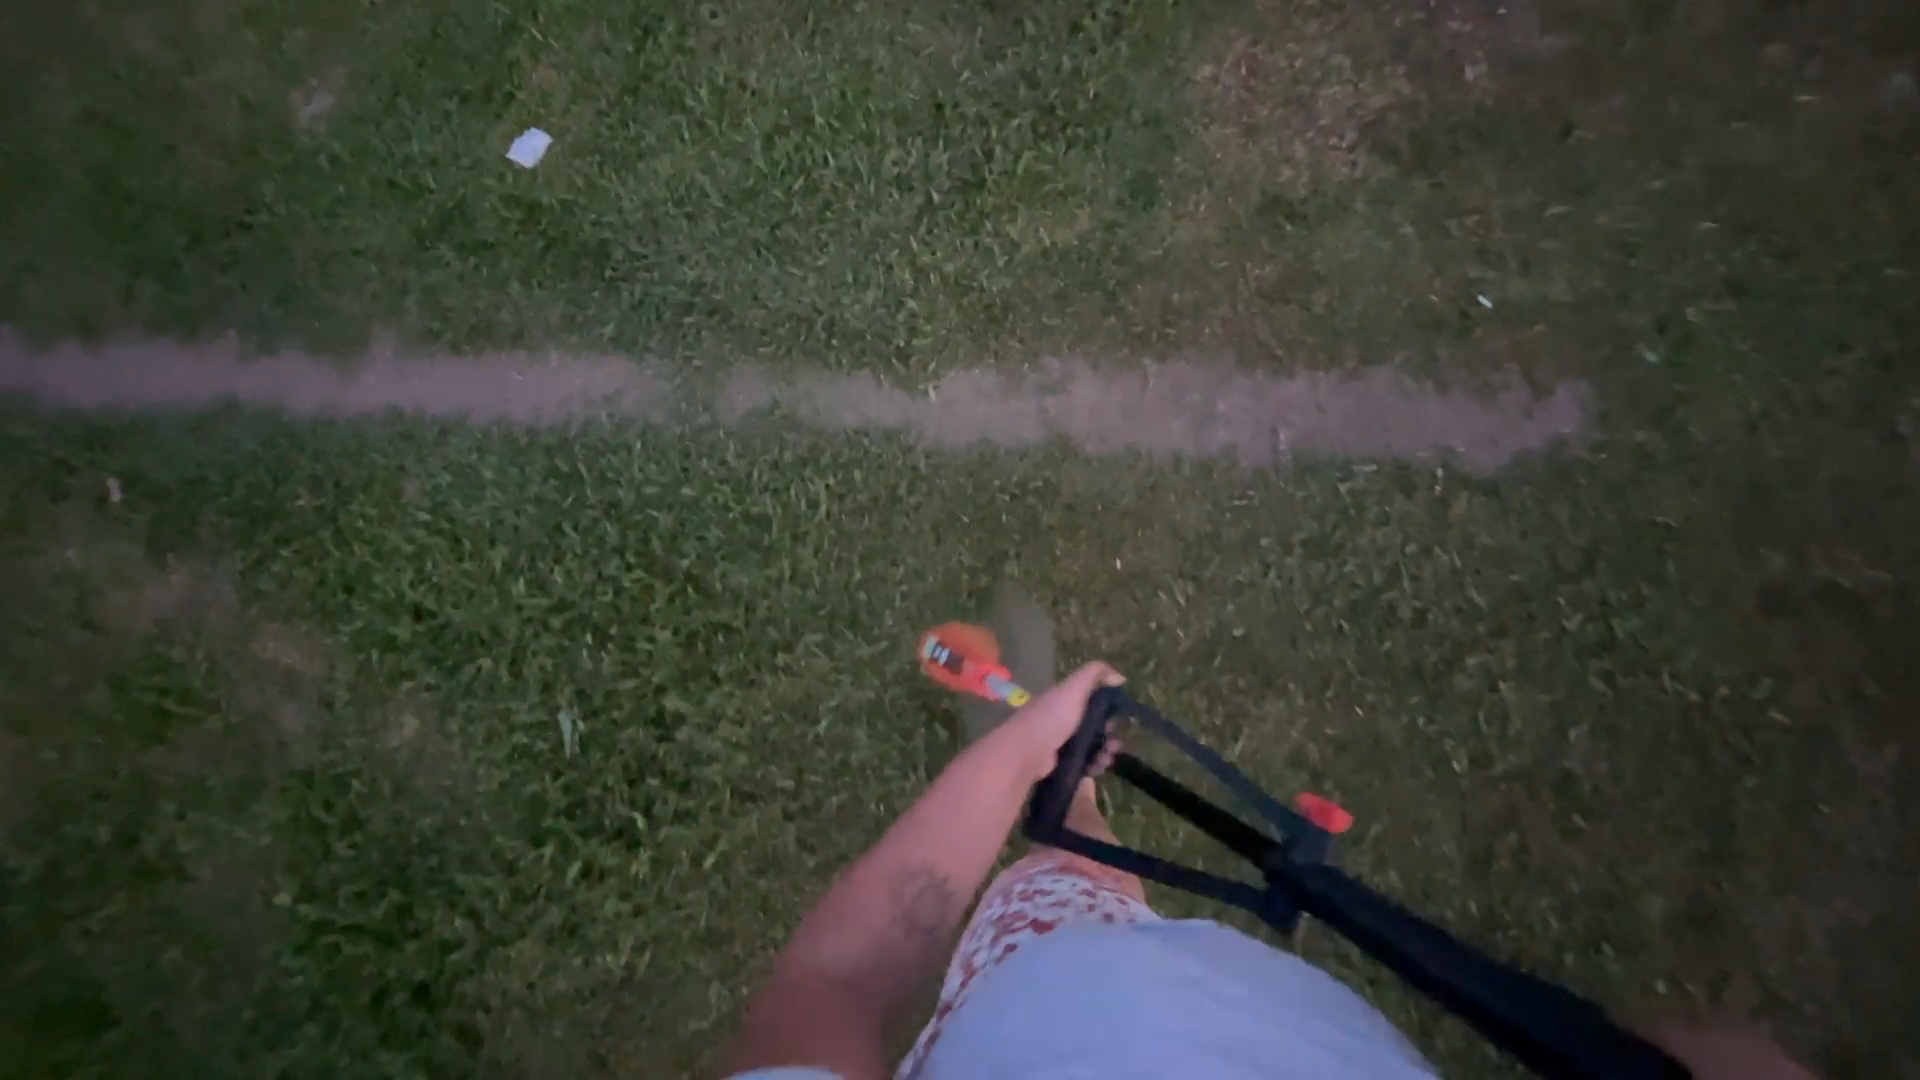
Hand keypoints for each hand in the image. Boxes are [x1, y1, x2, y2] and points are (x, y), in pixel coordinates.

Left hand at [1000, 661, 1125, 780]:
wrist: (1027, 752)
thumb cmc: (1052, 717)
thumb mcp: (1073, 688)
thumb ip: (1095, 675)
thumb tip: (1120, 677)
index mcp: (1065, 700)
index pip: (1094, 703)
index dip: (1109, 711)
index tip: (1119, 720)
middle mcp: (1063, 720)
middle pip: (1096, 728)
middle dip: (1110, 736)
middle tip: (1115, 744)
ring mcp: (1061, 744)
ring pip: (1092, 748)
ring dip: (1104, 754)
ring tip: (1106, 760)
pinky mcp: (1060, 765)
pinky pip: (1083, 766)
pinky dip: (1093, 768)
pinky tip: (1096, 770)